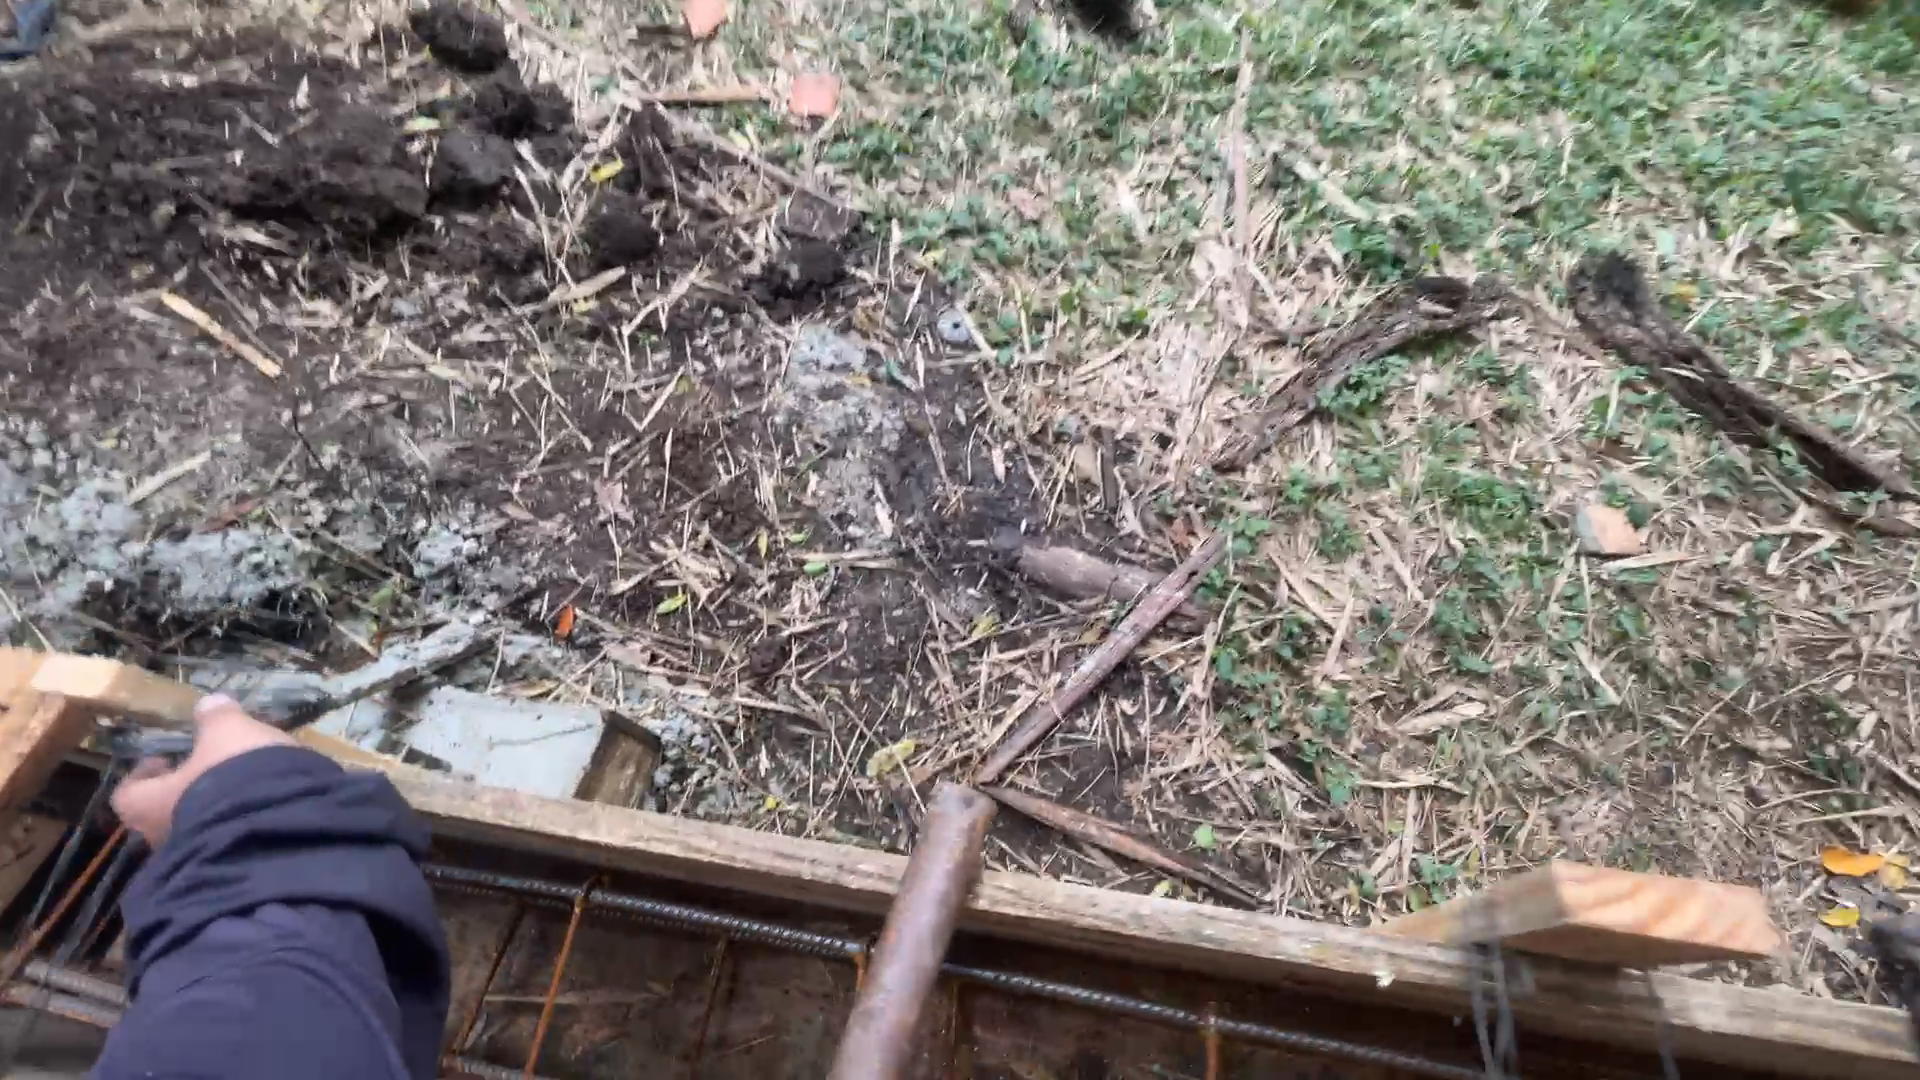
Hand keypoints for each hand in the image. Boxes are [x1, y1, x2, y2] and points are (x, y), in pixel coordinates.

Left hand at [111, 693, 296, 845]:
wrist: (279, 812)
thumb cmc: (233, 771)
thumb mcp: (229, 732)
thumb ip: (216, 718)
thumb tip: (208, 701)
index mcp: (147, 802)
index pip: (130, 790)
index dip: (145, 772)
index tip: (164, 758)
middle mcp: (160, 830)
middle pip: (162, 807)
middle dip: (183, 788)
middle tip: (206, 768)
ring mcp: (197, 844)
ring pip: (197, 820)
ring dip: (213, 803)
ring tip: (242, 782)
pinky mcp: (234, 849)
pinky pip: (229, 828)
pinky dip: (239, 814)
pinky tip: (262, 798)